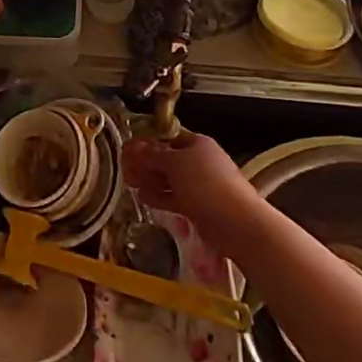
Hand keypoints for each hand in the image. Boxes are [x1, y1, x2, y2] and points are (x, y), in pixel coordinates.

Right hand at [123, 132, 259, 227]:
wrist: (236, 222)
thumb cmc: (206, 184)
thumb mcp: (175, 164)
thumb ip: (153, 155)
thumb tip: (133, 146)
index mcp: (197, 143)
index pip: (168, 138)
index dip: (148, 143)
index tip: (128, 151)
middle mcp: (198, 161)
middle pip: (168, 159)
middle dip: (146, 163)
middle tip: (125, 169)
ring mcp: (199, 185)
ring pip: (170, 179)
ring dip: (151, 180)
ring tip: (130, 183)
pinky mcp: (198, 206)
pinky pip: (174, 197)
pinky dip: (160, 196)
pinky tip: (144, 197)